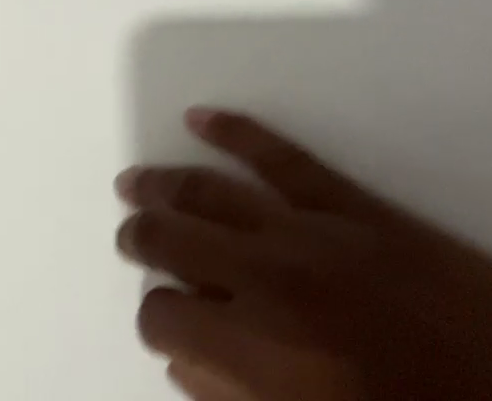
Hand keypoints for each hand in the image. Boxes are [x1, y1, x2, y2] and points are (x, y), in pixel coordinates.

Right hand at [115, 109, 491, 400]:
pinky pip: (284, 159)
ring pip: (210, 192)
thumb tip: (186, 372)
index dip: (156, 325)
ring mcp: (314, 237)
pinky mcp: (361, 211)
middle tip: (130, 239)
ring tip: (136, 184)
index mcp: (262, 355)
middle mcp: (271, 284)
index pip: (165, 318)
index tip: (167, 333)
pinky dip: (236, 132)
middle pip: (171, 240)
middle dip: (140, 240)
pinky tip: (202, 118)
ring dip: (163, 186)